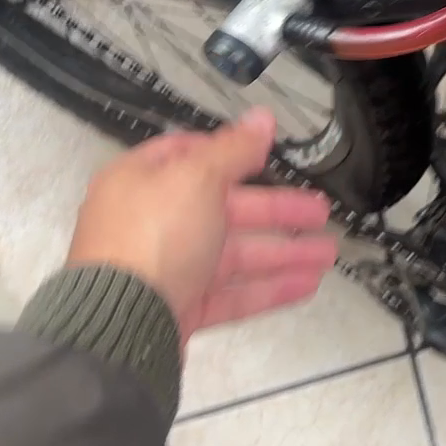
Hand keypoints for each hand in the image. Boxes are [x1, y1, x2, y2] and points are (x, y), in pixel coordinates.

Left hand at [64, 107, 339, 344]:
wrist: (117, 328)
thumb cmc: (153, 237)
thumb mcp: (198, 178)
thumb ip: (235, 149)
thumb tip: (263, 117)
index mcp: (143, 183)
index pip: (191, 155)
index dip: (232, 152)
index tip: (270, 156)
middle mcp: (152, 223)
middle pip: (228, 208)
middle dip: (280, 210)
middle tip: (321, 211)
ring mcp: (167, 268)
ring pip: (237, 253)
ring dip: (285, 252)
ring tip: (328, 255)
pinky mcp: (181, 307)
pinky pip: (233, 293)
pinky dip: (270, 288)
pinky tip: (306, 284)